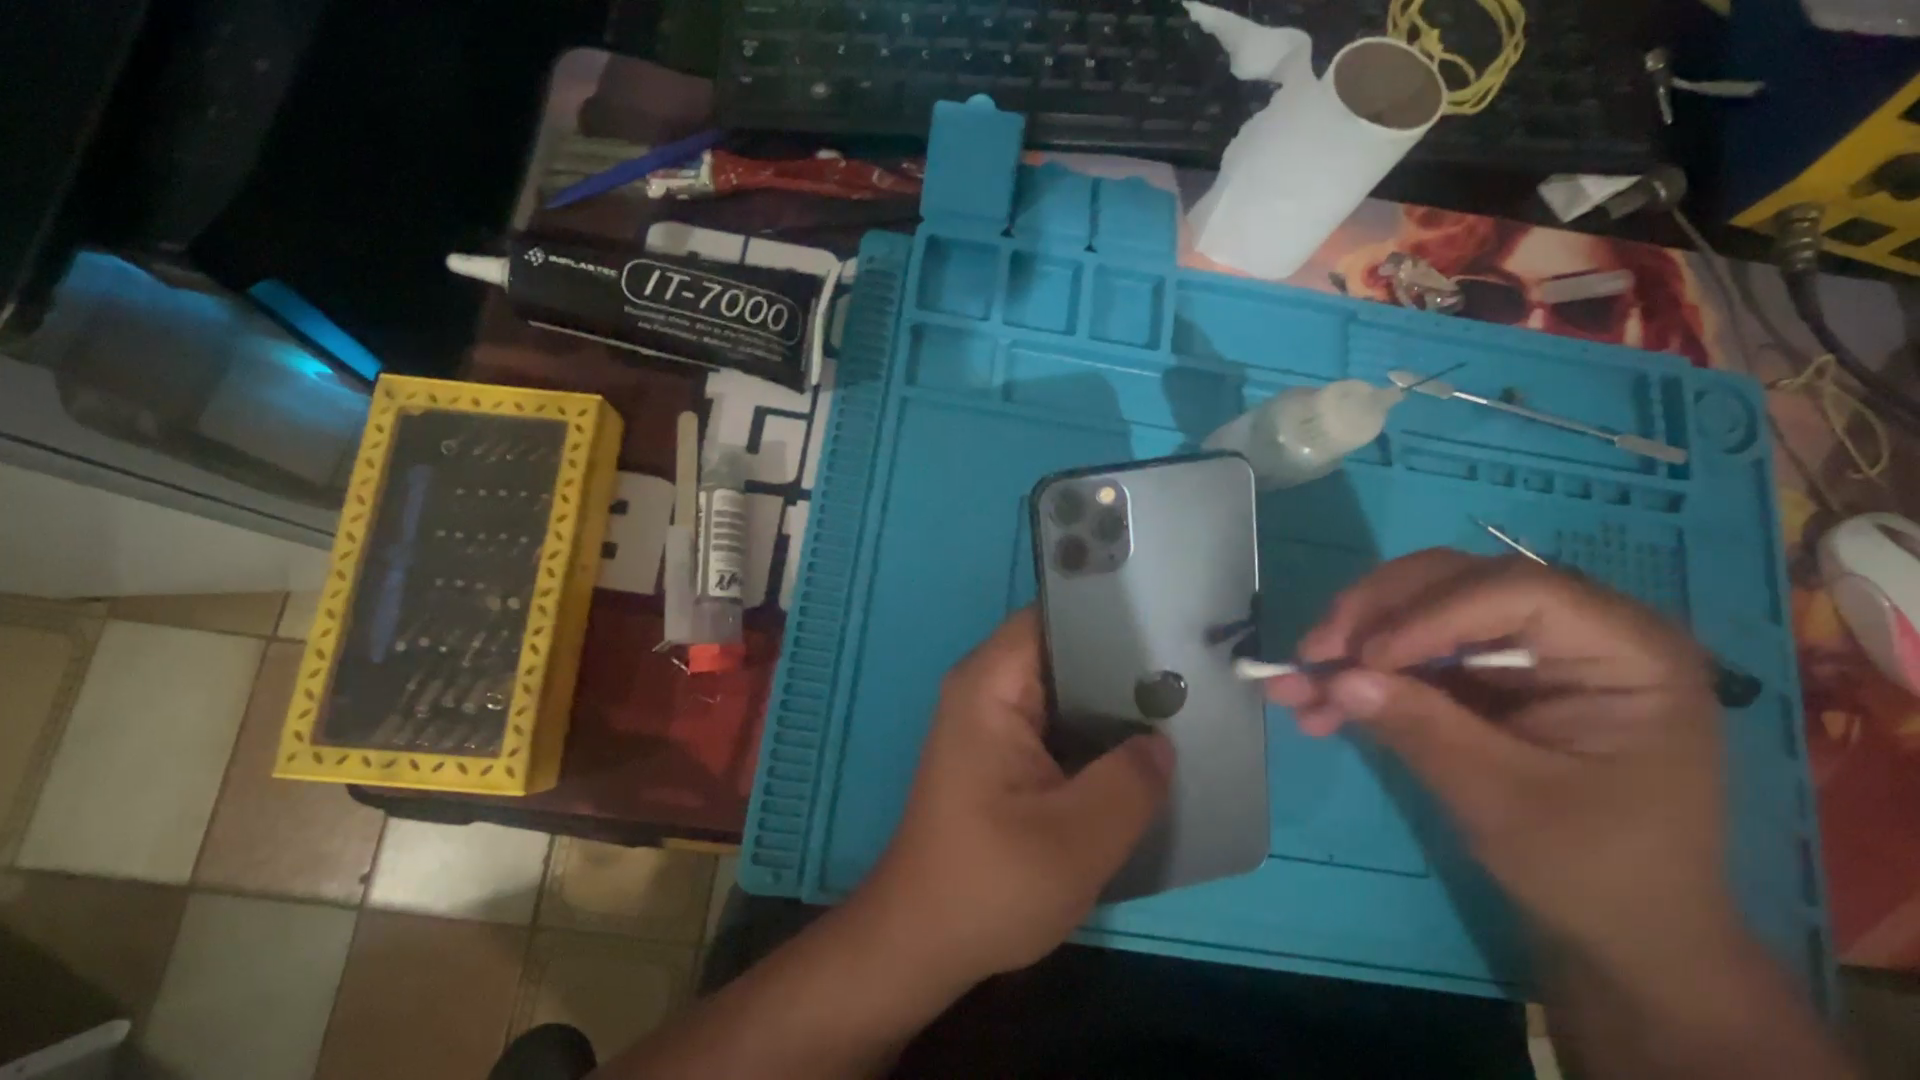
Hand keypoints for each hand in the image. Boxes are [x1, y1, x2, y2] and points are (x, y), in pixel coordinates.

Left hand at [856, 609, 1172, 988]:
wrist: (923, 944)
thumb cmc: (989, 885)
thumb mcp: (1077, 837)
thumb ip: (1131, 779)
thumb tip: (1163, 741)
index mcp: (990, 685)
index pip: (1056, 615)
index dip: (1115, 614)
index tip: (1177, 626)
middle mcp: (988, 691)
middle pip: (1067, 652)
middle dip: (1128, 664)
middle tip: (1201, 675)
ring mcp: (996, 726)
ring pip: (1070, 694)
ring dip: (1120, 706)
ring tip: (1192, 709)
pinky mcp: (1006, 760)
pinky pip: (1063, 729)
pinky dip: (1102, 739)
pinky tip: (1152, 755)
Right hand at [1266, 550, 1732, 973]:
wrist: (1623, 929)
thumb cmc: (1595, 870)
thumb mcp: (1506, 802)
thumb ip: (1425, 731)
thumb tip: (1338, 679)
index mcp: (1627, 651)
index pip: (1518, 592)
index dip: (1429, 613)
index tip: (1362, 660)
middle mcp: (1580, 630)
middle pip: (1460, 582)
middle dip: (1377, 614)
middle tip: (1312, 654)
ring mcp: (1532, 650)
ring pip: (1425, 608)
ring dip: (1357, 641)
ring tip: (1298, 684)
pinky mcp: (1493, 676)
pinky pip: (1416, 653)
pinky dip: (1366, 674)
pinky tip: (1321, 705)